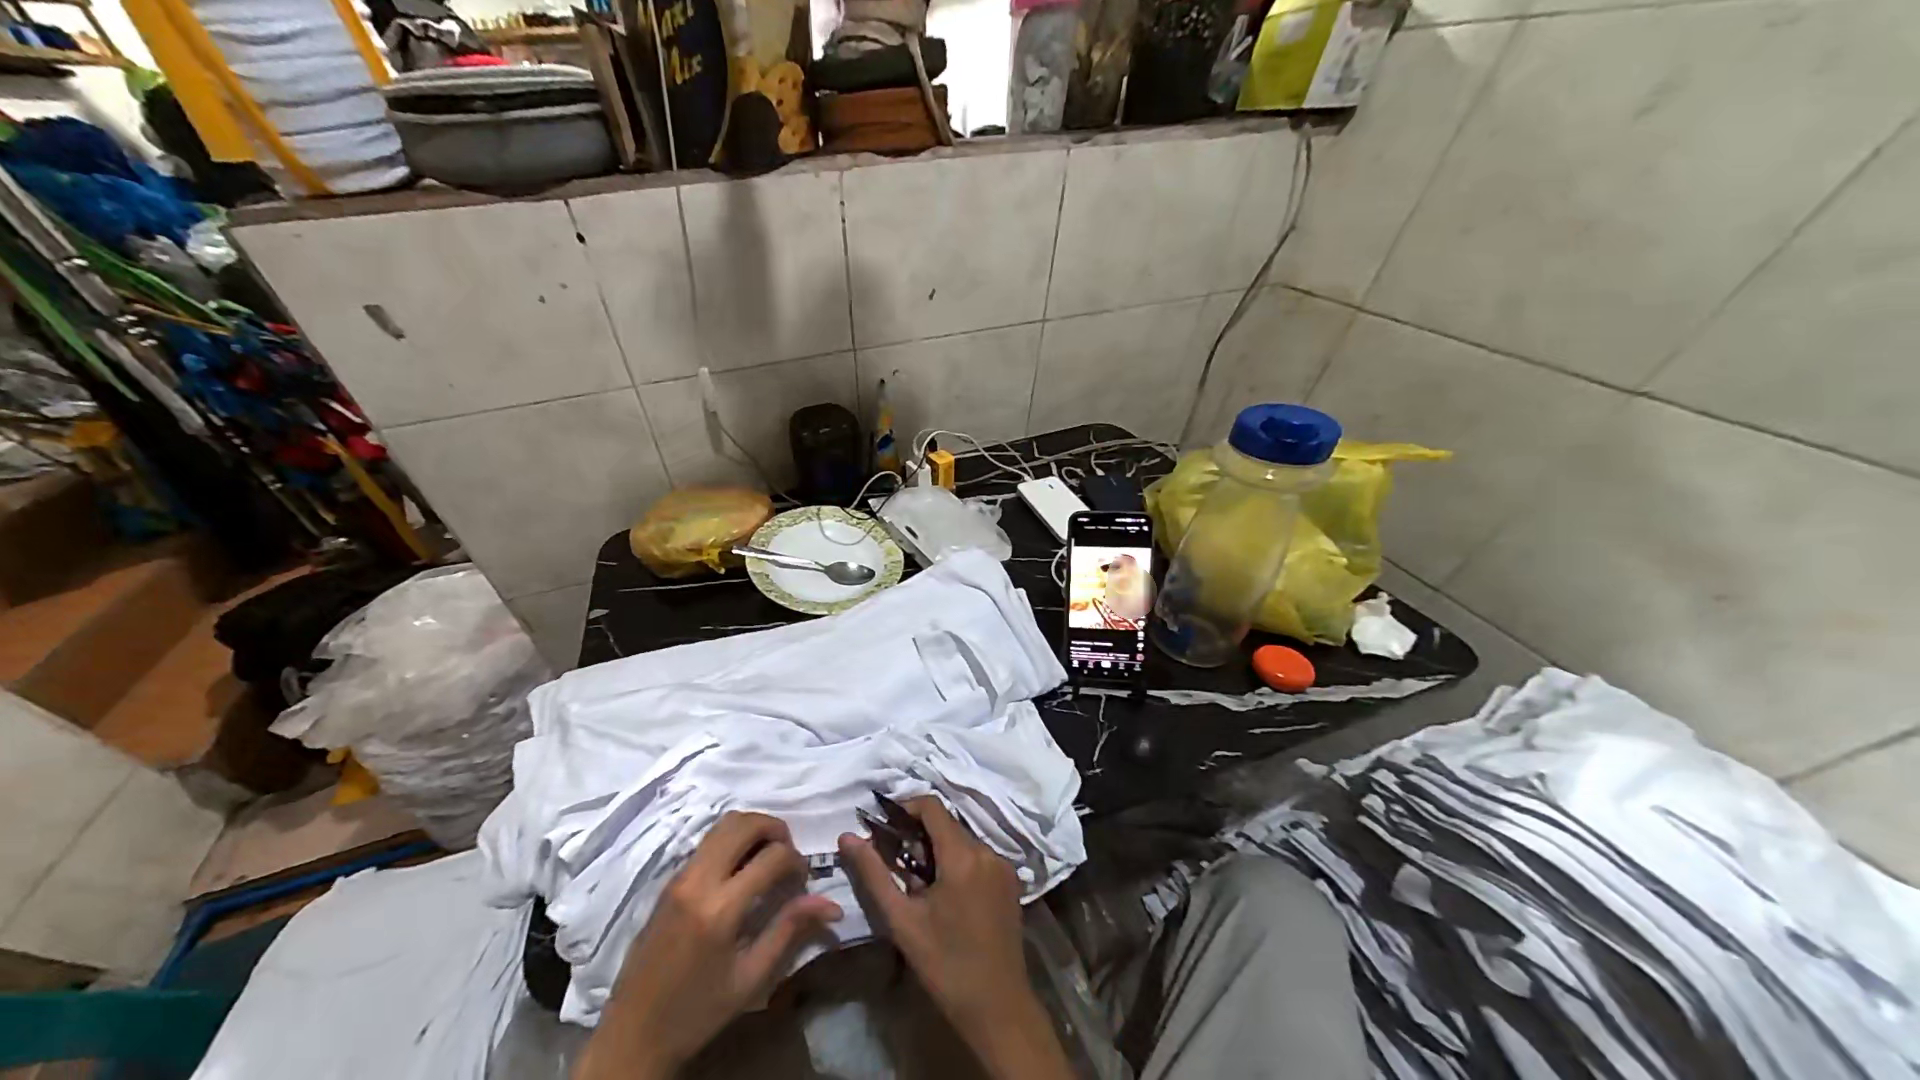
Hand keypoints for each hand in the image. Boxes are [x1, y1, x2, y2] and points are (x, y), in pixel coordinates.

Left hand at [575, 812, 841, 1079]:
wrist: (633, 1034)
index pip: (772, 856)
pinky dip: (732, 840)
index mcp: (720, 908)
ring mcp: (678, 877)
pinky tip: (742, 869)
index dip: (797, 861)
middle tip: (789, 855)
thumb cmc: (697, 1012)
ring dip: (753, 829)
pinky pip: (707, 841)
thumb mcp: (751, 978)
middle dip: (776, 829)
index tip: (803, 881)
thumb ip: (790, 930)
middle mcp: (697, 881)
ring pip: (722, 825)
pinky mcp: (668, 881)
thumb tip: (831, 904)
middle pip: (743, 824)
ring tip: (768, 857)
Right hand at [839, 798, 1073, 1079]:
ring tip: (915, 881)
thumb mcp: (902, 919)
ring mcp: (1004, 866)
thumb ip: (874, 873)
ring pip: (963, 840)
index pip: (932, 806)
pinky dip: (957, 862)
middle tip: (893, 861)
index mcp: (963, 856)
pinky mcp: (1012, 881)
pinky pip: (978, 856)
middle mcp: (989, 851)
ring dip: (937, 849)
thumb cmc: (944, 964)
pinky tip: (943, 893)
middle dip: (918, 834)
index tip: (883, 828)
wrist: (996, 1005)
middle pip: (947, 824)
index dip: (904, 808)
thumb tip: (848, 837)